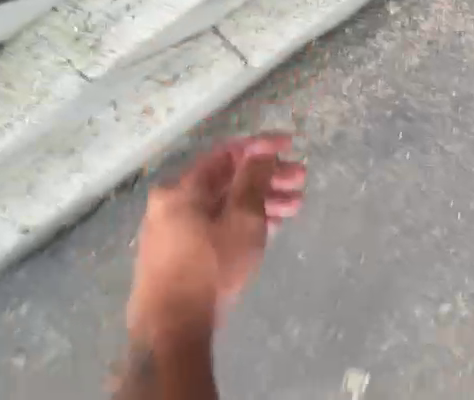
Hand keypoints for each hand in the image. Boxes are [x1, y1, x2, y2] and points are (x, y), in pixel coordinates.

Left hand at [126, 134, 305, 345]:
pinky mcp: (179, 252)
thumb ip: (254, 177)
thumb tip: (261, 149)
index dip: (262, 146)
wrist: (173, 328)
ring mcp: (173, 230)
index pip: (227, 153)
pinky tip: (273, 225)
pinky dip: (246, 219)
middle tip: (301, 179)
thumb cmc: (212, 264)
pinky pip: (218, 222)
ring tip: (296, 206)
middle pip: (228, 179)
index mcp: (181, 190)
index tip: (293, 145)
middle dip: (268, 176)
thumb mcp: (244, 216)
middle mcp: (171, 205)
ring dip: (262, 199)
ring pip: (225, 203)